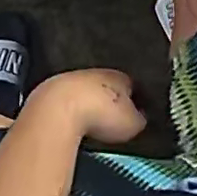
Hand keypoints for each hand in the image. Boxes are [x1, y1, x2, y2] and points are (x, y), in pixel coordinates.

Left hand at [25, 68, 145, 145]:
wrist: (59, 106)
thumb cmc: (102, 114)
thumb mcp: (133, 123)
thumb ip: (140, 118)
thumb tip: (140, 115)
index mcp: (118, 76)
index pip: (132, 84)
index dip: (137, 98)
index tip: (140, 111)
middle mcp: (96, 71)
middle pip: (109, 85)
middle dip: (113, 98)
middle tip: (119, 116)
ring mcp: (73, 77)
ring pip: (89, 88)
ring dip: (93, 100)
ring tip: (98, 119)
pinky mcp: (56, 87)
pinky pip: (72, 96)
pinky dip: (76, 104)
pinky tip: (78, 116)